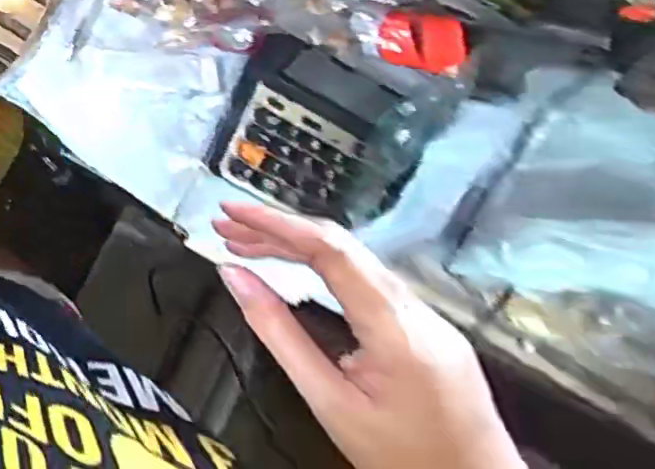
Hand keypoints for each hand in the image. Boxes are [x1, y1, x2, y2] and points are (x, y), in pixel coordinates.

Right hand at [213, 203, 523, 468]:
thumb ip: (277, 332)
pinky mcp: (427, 328)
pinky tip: (289, 265)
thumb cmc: (405, 461)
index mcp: (398, 331)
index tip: (231, 210)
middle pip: (338, 246)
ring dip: (294, 243)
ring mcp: (429, 319)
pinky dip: (317, 262)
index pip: (330, 250)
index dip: (275, 222)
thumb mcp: (328, 402)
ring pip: (350, 258)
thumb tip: (232, 274)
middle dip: (276, 228)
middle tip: (225, 225)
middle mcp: (419, 314)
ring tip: (244, 242)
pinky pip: (363, 277)